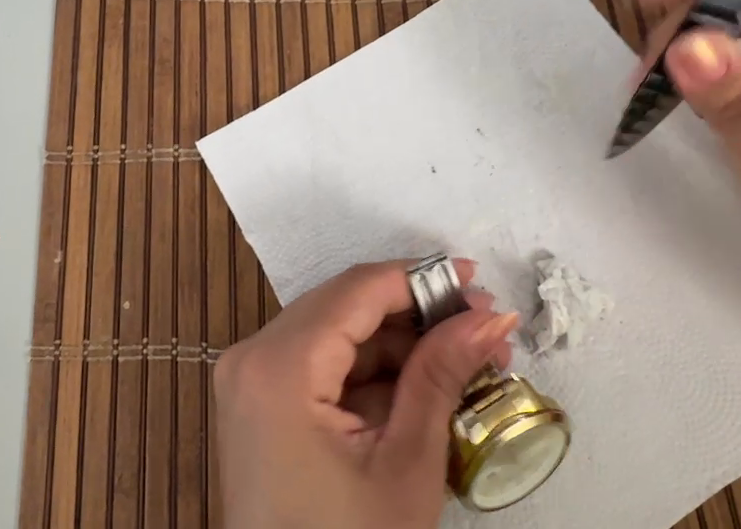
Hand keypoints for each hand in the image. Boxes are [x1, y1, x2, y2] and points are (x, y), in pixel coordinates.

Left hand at [214, 260, 517, 528]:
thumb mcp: (405, 463)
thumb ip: (442, 375)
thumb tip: (490, 317)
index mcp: (278, 366)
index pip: (357, 290)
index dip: (420, 278)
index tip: (476, 281)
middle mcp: (252, 356)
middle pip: (344, 306)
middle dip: (415, 313)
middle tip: (481, 327)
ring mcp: (249, 379)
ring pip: (335, 332)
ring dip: (398, 342)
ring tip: (464, 360)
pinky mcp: (257, 402)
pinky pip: (319, 364)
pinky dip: (370, 371)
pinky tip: (422, 384)